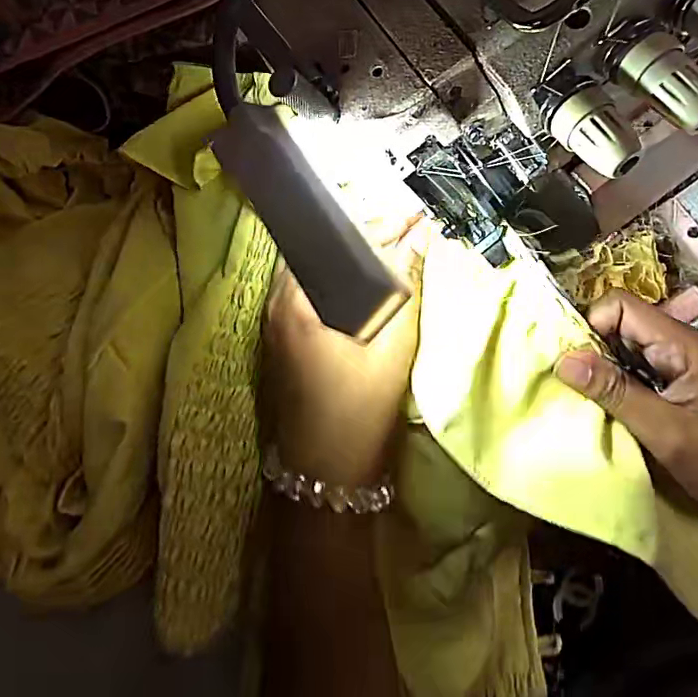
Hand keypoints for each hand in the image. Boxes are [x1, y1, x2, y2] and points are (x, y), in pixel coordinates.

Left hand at [262, 219, 426, 486]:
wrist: (325, 480)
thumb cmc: (359, 413)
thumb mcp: (392, 348)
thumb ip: (406, 287)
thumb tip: (421, 237)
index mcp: (297, 304)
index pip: (337, 243)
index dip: (380, 225)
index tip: (415, 217)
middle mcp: (277, 307)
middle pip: (322, 253)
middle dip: (367, 238)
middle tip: (409, 231)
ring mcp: (276, 326)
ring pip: (317, 272)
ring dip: (355, 260)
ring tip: (397, 251)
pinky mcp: (284, 342)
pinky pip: (313, 292)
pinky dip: (344, 281)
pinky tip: (373, 286)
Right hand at [555, 290, 697, 533]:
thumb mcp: (668, 433)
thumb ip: (616, 393)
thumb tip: (565, 359)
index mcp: (682, 343)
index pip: (621, 306)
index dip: (592, 327)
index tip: (576, 366)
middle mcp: (680, 344)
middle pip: (621, 324)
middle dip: (594, 350)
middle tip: (578, 390)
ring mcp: (681, 364)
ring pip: (627, 349)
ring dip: (606, 372)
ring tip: (592, 404)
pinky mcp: (680, 384)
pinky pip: (639, 371)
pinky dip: (621, 387)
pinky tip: (613, 412)